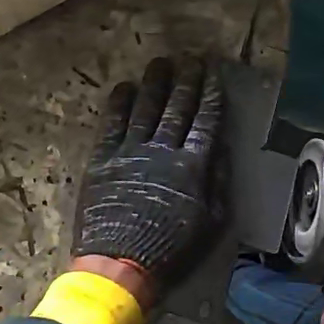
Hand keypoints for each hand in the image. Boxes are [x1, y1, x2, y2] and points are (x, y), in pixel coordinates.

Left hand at [72, 58, 221, 295]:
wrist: (120, 263)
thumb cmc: (171, 249)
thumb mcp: (212, 222)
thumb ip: (218, 182)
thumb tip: (221, 149)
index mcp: (192, 166)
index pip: (205, 122)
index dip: (210, 96)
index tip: (213, 74)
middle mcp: (161, 151)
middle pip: (176, 109)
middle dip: (185, 82)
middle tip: (189, 59)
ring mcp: (128, 152)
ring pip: (144, 109)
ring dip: (153, 85)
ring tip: (159, 63)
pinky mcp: (102, 160)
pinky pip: (111, 125)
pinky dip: (118, 105)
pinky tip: (124, 88)